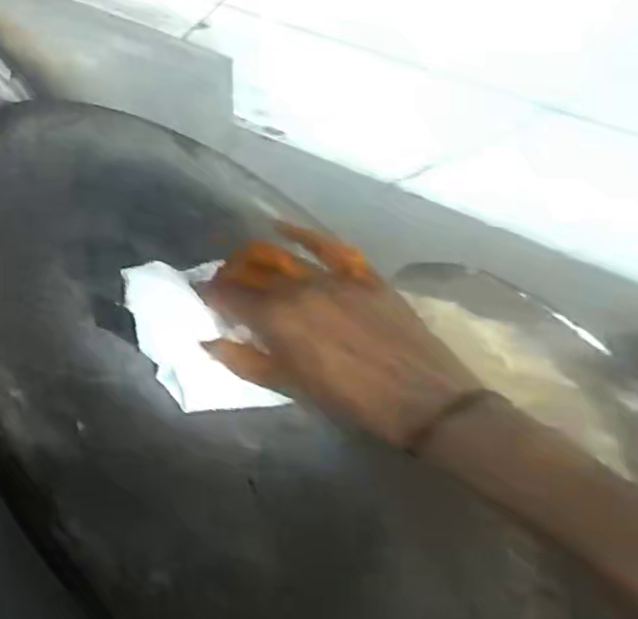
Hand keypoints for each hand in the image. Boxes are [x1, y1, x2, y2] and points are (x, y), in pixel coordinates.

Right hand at [200, 223, 481, 447]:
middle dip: (227, 276)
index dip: (209, 295)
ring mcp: (331, 280)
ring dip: (252, 256)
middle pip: (246, 271)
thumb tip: (206, 339)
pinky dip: (302, 234)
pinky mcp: (363, 279)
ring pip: (277, 255)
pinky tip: (281, 228)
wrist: (432, 409)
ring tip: (245, 262)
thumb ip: (242, 360)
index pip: (224, 294)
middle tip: (224, 286)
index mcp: (274, 318)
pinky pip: (328, 247)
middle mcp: (295, 290)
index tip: (204, 300)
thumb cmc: (353, 402)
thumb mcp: (290, 386)